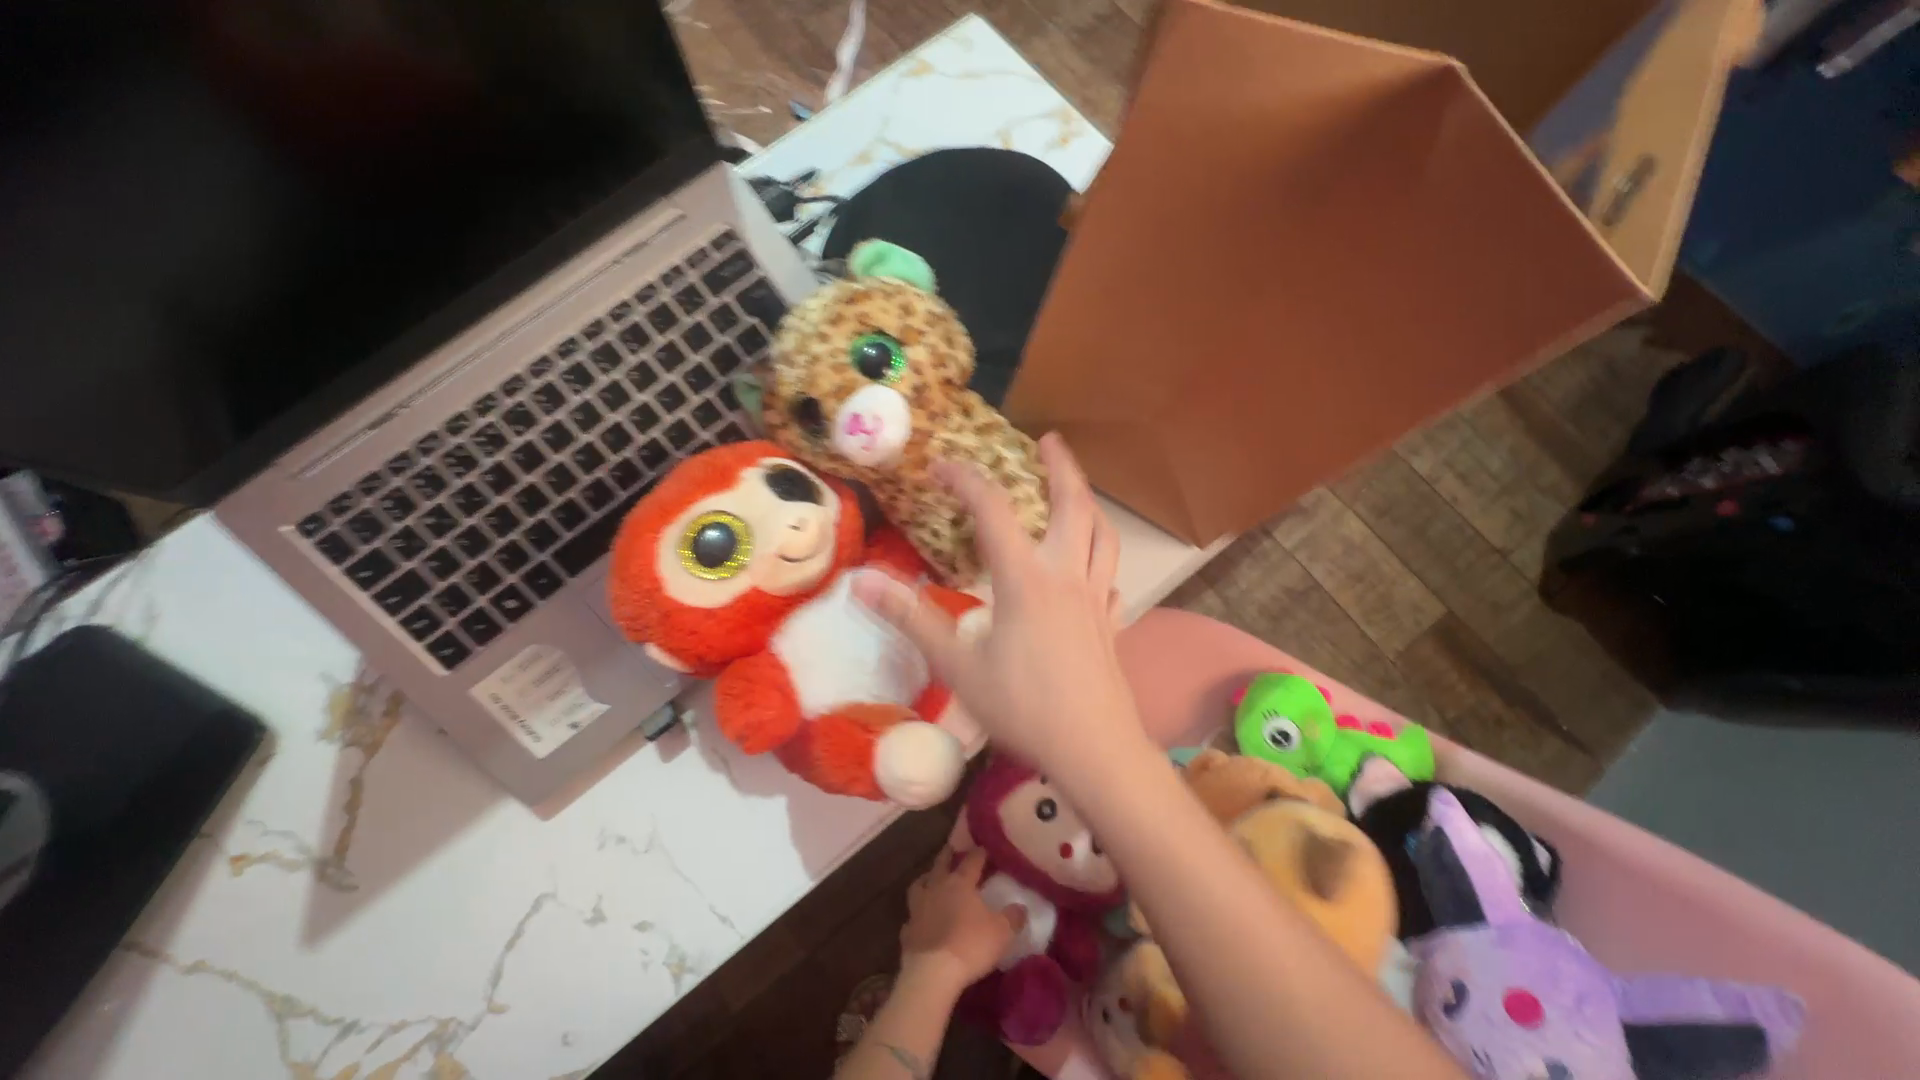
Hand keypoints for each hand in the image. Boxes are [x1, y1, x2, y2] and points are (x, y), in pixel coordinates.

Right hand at [852, 434, 1148, 779]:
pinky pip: (1112, 580)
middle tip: (1050, 441)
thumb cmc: (1023, 707)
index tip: (940, 466)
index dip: (965, 480)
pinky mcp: (1112, 625)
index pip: (993, 511)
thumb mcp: (958, 667)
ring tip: (1078, 493)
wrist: (1094, 749)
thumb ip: (913, 620)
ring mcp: (1096, 600)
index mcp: (1026, 579)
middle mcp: (1067, 576)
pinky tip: (1097, 572)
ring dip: (1090, 505)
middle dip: (1062, 467)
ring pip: (1103, 536)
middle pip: (1073, 506)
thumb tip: (862, 584)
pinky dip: (1103, 562)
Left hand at [901, 849, 1024, 989]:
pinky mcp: (907, 931)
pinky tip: (921, 920)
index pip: (971, 861)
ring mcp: (918, 908)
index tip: (983, 847)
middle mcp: (936, 888)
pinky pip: (912, 916)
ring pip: (919, 885)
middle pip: (940, 864)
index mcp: (960, 883)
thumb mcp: (1002, 932)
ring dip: (926, 880)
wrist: (933, 972)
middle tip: (951, 850)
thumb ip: (1013, 917)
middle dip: (947, 855)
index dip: (979, 853)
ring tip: (930, 880)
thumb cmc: (971, 945)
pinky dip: (917, 915)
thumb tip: (1020, 908)